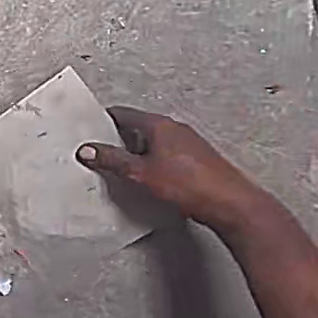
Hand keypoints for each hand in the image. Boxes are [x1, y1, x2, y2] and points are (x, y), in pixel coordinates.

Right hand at [76, 107, 261, 227]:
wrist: (228, 203)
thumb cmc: (190, 184)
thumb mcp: (140, 173)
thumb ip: (112, 160)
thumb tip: (89, 150)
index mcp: (159, 124)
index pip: (123, 114)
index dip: (104, 121)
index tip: (91, 130)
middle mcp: (175, 129)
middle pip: (137, 127)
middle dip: (118, 139)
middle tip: (102, 153)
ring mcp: (187, 143)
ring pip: (152, 142)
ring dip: (136, 153)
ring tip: (124, 169)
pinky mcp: (195, 159)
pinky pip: (165, 154)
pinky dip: (151, 162)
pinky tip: (149, 179)